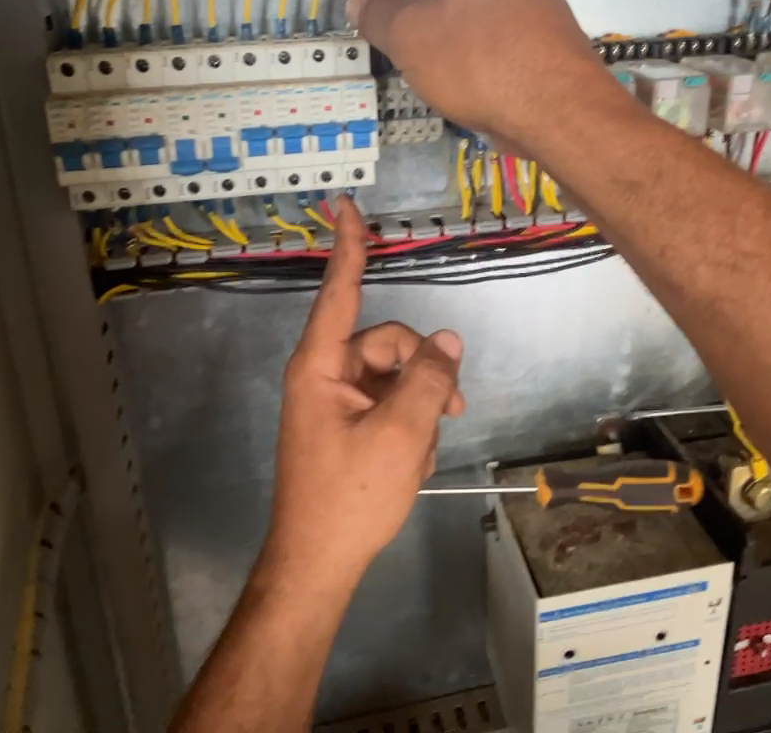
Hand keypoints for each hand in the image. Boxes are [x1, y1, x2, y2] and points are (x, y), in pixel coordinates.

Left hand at [263, 199, 465, 585]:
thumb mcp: (401, 435)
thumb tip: (449, 338)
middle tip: (450, 409)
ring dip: (419, 407)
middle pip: (388, 343)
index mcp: (320, 365)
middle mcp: (325, 374)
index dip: (348, 247)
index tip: (347, 207)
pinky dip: (408, 426)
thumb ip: (428, 379)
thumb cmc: (350, 496)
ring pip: (395, 377)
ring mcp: (337, 401)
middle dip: (423, 372)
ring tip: (423, 451)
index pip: (340, 292)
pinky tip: (411, 463)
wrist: (319, 563)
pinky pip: (389, 404)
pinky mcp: (348, 424)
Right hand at [346, 0, 629, 149]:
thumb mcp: (407, 35)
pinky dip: (465, 48)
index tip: (369, 28)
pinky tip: (464, 77)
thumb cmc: (475, 60)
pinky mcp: (536, 22)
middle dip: (408, 16)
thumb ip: (375, 14)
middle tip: (400, 52)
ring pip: (455, 7)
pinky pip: (483, 27)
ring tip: (435, 70)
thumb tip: (361, 3)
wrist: (556, 108)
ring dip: (435, 37)